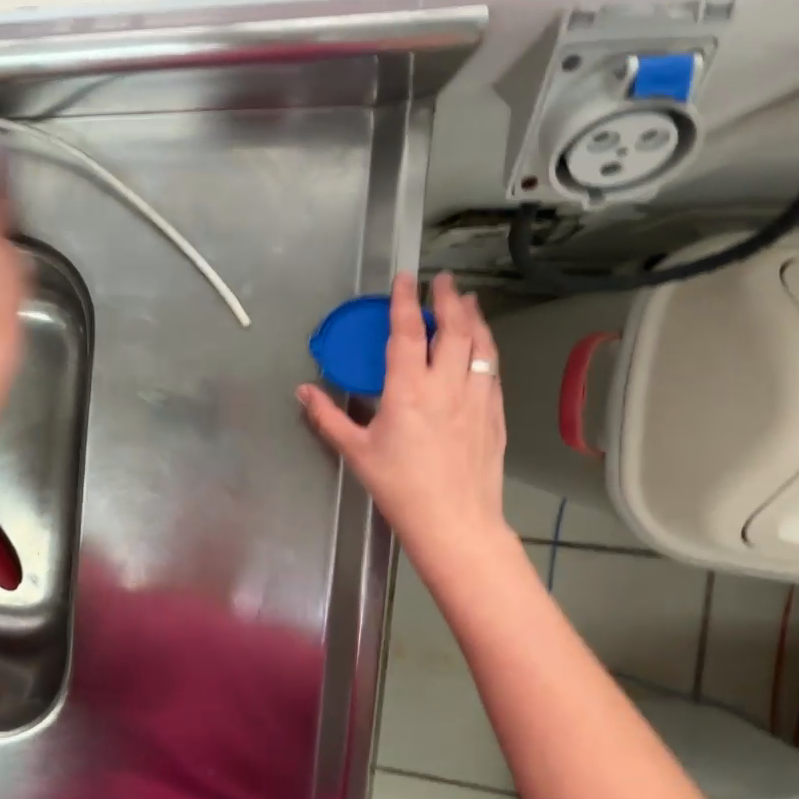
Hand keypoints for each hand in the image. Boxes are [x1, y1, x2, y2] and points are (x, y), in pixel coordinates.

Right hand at [297, 272, 508, 559]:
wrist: (453, 518)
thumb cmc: (398, 484)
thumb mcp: (354, 450)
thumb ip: (328, 416)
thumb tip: (304, 391)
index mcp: (409, 390)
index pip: (407, 334)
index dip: (405, 303)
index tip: (405, 280)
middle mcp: (447, 386)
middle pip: (454, 330)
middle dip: (448, 300)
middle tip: (443, 281)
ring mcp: (477, 398)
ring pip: (481, 345)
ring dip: (473, 318)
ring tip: (468, 301)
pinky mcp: (494, 414)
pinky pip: (492, 370)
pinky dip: (486, 349)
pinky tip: (481, 347)